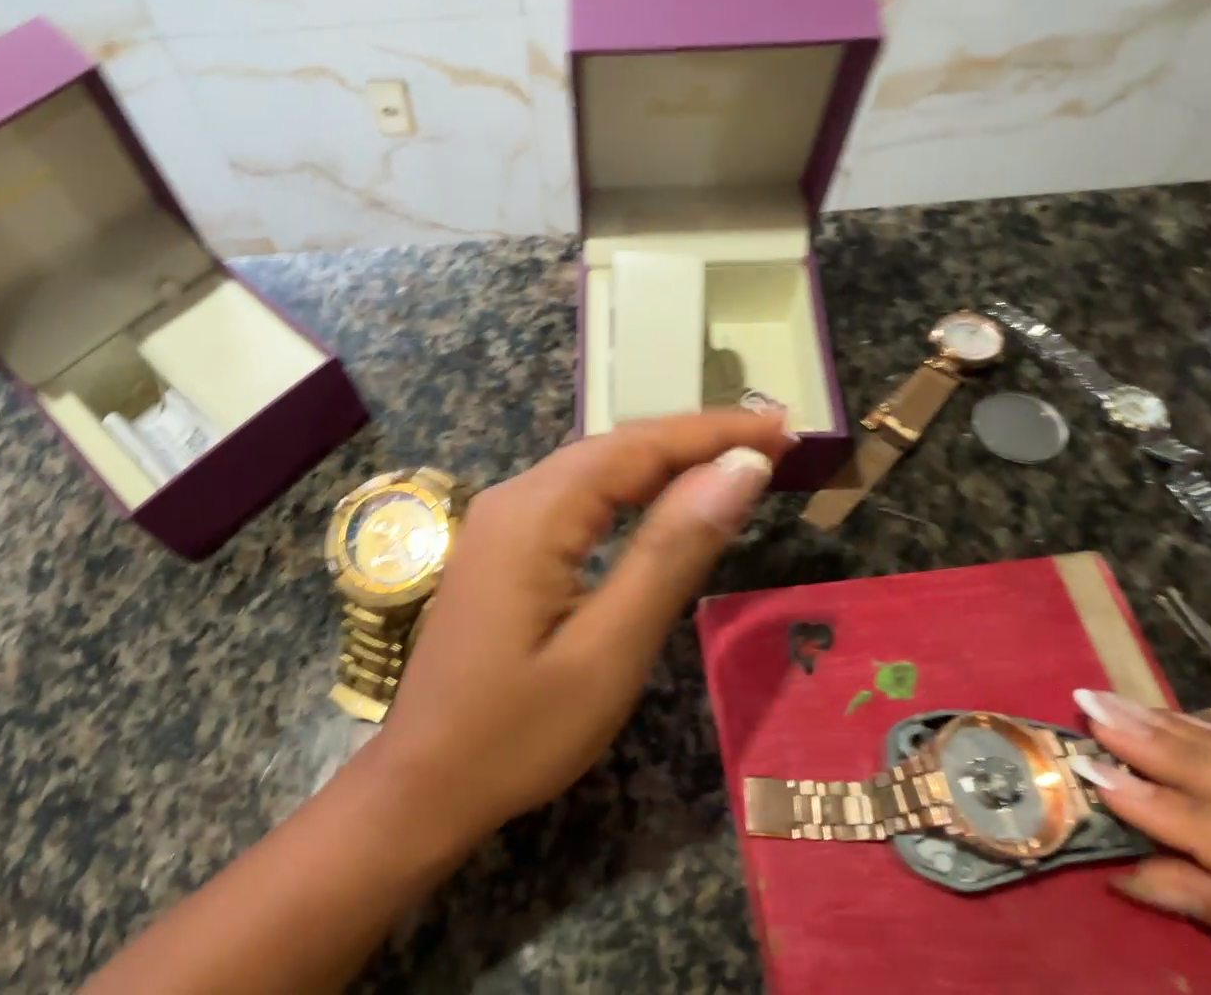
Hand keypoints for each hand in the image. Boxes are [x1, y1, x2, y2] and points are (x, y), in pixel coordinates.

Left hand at [355, 412, 793, 843]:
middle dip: (695, 439)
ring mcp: (498, 522)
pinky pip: (573, 498)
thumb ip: (672, 552)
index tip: (785, 428)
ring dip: (664, 460)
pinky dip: (628, 489)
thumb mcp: (609, 649)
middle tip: (774, 441)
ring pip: (593, 469)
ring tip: (734, 460)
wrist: (425, 781)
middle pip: (614, 447)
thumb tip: (738, 467)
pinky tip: (660, 500)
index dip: (715, 432)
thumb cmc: (520, 731)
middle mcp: (511, 499)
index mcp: (535, 513)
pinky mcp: (499, 549)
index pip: (639, 446)